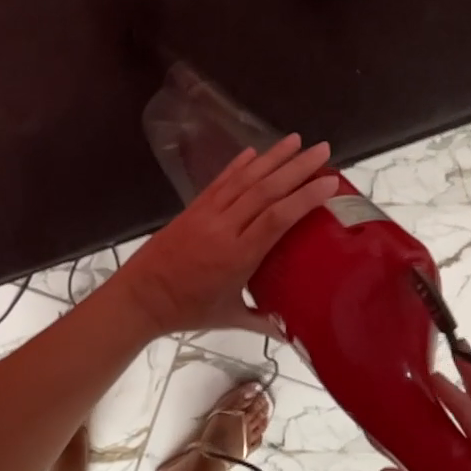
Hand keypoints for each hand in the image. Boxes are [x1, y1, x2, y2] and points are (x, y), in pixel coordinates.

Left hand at [113, 135, 336, 335]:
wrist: (140, 296)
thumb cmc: (187, 310)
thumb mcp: (229, 319)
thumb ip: (264, 321)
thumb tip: (295, 330)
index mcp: (238, 256)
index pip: (278, 218)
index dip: (305, 197)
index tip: (330, 181)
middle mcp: (224, 228)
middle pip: (265, 190)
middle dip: (297, 167)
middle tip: (323, 149)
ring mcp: (206, 214)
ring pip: (244, 179)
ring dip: (272, 157)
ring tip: (296, 140)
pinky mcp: (192, 209)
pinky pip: (219, 182)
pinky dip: (238, 165)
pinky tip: (254, 152)